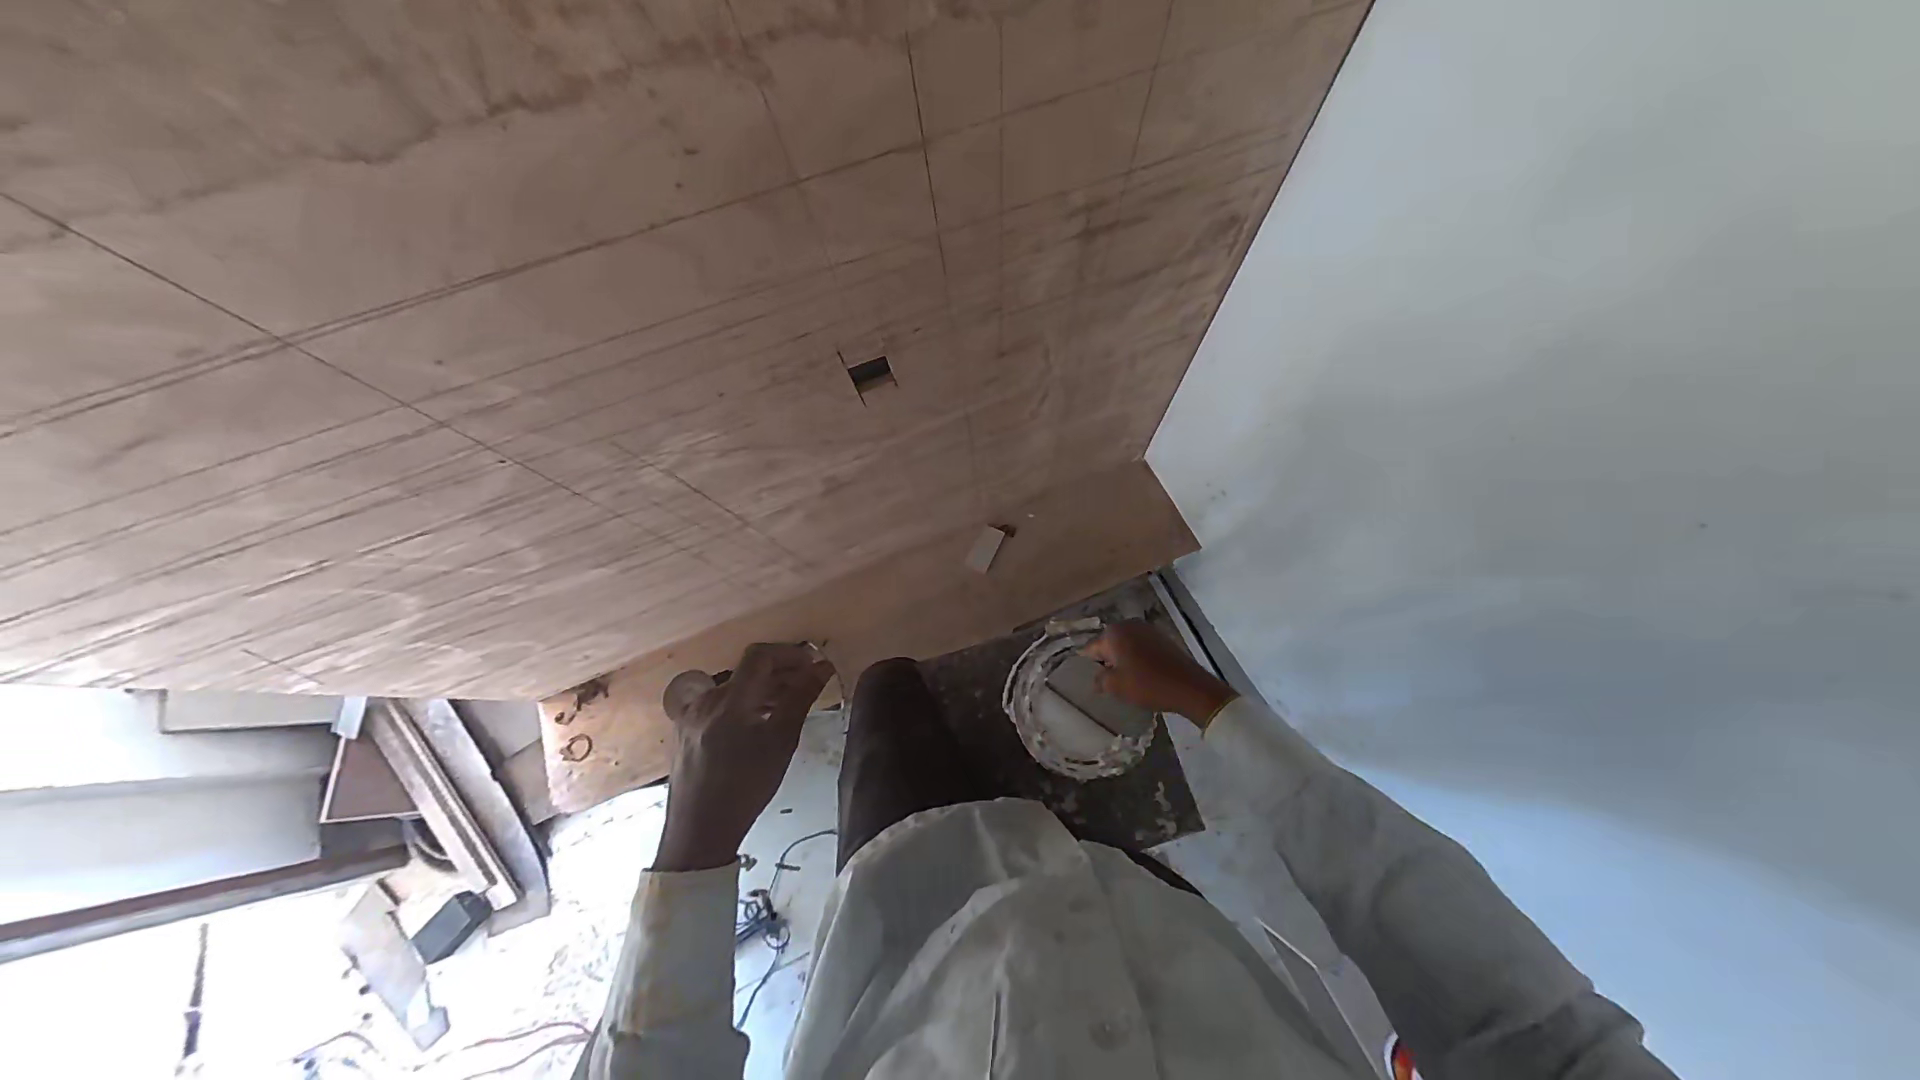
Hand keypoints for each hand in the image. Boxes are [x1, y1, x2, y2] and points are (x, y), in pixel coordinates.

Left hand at [652, 643, 834, 871]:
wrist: (699, 830)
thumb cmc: (746, 787)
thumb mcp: (782, 742)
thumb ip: (801, 697)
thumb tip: (821, 666)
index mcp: (729, 699)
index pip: (760, 656)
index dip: (790, 654)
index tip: (813, 665)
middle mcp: (706, 699)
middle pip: (747, 670)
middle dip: (780, 671)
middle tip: (807, 685)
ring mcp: (691, 713)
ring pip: (733, 686)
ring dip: (762, 687)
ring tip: (786, 704)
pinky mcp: (685, 728)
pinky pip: (718, 702)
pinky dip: (742, 701)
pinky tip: (755, 720)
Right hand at [1082, 621, 1236, 728]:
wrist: (1189, 687)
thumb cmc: (1148, 684)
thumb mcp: (1116, 687)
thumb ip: (1099, 679)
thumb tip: (1096, 678)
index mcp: (1113, 633)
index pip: (1090, 648)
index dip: (1089, 666)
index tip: (1094, 681)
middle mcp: (1128, 624)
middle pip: (1108, 644)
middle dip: (1106, 661)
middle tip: (1110, 682)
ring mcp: (1147, 629)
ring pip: (1125, 645)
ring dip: (1123, 660)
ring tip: (1126, 680)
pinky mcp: (1161, 637)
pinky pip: (1140, 646)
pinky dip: (1137, 658)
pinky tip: (1142, 674)